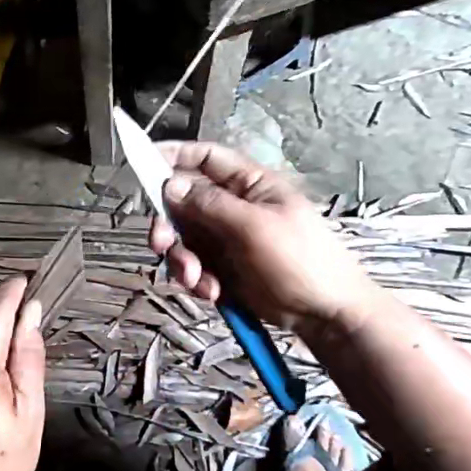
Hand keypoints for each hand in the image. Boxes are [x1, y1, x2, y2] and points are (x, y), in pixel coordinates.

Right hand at [149, 141, 381, 334]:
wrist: (327, 315)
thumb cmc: (303, 261)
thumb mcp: (256, 227)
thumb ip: (210, 205)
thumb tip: (171, 185)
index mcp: (248, 185)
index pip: (205, 157)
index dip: (174, 155)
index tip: (144, 161)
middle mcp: (233, 207)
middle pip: (183, 203)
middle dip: (168, 224)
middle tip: (161, 244)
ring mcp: (227, 239)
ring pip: (183, 239)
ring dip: (182, 259)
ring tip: (197, 280)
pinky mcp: (224, 268)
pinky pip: (195, 266)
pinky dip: (197, 280)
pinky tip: (213, 292)